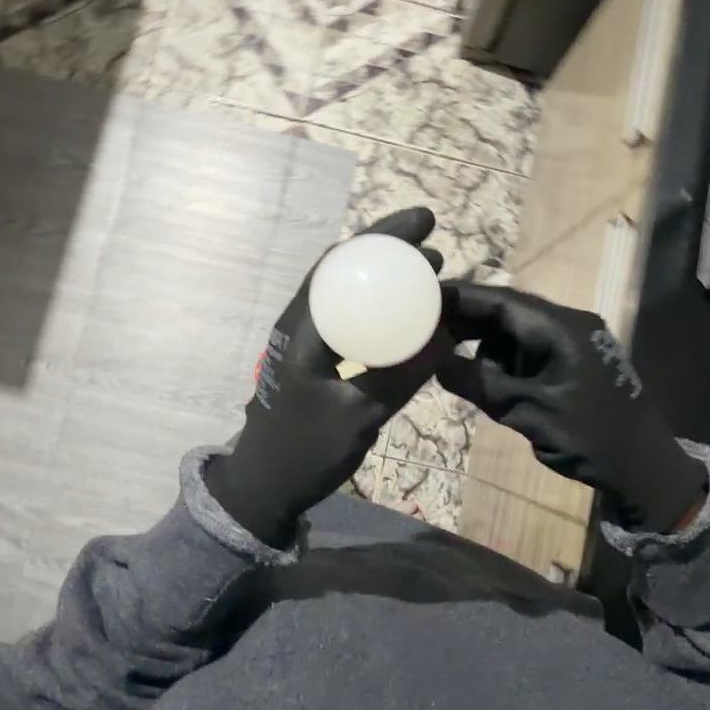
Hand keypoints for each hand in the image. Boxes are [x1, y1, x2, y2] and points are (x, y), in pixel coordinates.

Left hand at [206, 208, 447, 547]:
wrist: (263, 486)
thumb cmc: (306, 452)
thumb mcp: (359, 418)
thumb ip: (401, 375)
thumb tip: (446, 335)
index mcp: (304, 330)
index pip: (343, 264)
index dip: (383, 237)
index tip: (425, 223)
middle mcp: (300, 324)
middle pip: (343, 270)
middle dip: (387, 250)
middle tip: (434, 244)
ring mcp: (303, 341)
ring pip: (344, 292)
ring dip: (381, 277)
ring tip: (425, 272)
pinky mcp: (310, 358)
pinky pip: (346, 317)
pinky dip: (375, 306)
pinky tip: (401, 313)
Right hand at [436, 282, 705, 532]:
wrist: (645, 467)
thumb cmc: (591, 437)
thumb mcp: (529, 412)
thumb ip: (481, 384)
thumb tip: (436, 363)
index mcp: (562, 329)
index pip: (503, 301)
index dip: (462, 298)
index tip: (423, 297)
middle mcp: (568, 326)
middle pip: (509, 312)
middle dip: (470, 322)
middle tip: (426, 330)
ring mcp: (573, 343)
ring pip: (516, 333)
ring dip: (488, 348)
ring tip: (457, 368)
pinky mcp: (573, 362)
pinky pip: (530, 351)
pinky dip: (506, 363)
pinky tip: (489, 384)